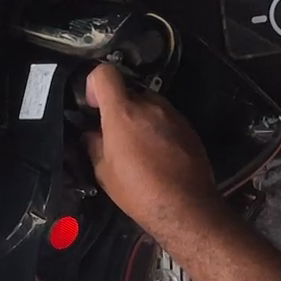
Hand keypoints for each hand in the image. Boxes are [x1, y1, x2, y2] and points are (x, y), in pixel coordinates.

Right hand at [83, 63, 223, 243]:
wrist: (186, 207)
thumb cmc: (140, 191)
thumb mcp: (104, 172)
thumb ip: (94, 144)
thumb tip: (91, 134)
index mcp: (123, 112)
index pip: (104, 73)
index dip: (94, 85)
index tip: (94, 107)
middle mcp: (150, 105)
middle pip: (128, 91)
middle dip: (119, 109)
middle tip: (115, 136)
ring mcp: (173, 114)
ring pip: (149, 105)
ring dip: (140, 119)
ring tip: (138, 150)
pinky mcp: (188, 127)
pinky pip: (166, 119)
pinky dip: (158, 130)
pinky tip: (158, 156)